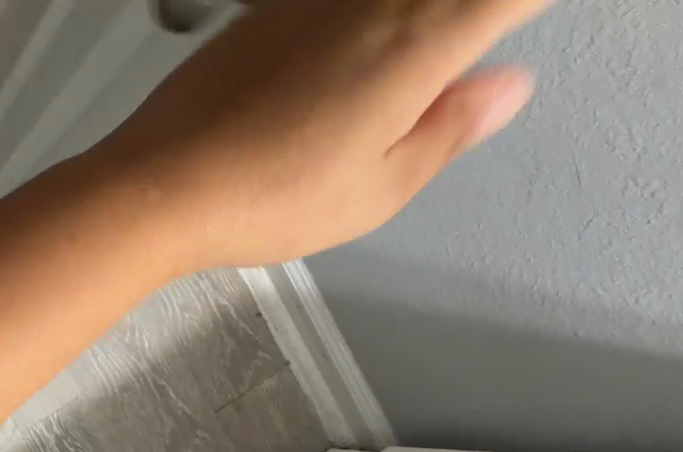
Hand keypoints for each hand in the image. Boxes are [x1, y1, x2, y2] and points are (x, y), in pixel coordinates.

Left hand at [98, 0, 549, 271]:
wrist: (154, 189)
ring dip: (408, 14)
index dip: (527, 6)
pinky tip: (344, 39)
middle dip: (467, 13)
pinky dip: (350, 15)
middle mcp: (370, 0)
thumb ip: (446, 133)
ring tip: (394, 71)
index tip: (524, 24)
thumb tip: (502, 90)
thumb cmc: (259, 201)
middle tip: (465, 40)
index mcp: (422, 40)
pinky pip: (323, 0)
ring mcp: (307, 1)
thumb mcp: (372, 194)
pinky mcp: (256, 16)